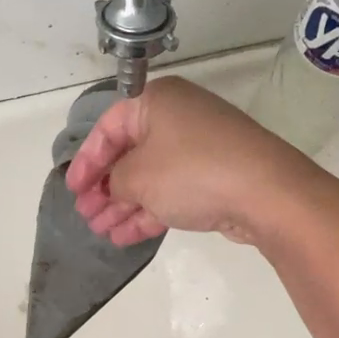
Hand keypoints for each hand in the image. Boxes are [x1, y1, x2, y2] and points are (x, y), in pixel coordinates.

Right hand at [65, 76, 325, 245]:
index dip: (86, 160)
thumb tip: (113, 187)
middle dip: (104, 187)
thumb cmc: (192, 172)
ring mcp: (198, 149)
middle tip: (86, 213)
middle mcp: (178, 119)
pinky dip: (147, 212)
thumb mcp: (138, 176)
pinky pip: (170, 193)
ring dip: (123, 205)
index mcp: (157, 101)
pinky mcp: (214, 178)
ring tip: (101, 230)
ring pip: (149, 177)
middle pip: (129, 153)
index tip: (73, 189)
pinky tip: (124, 236)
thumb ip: (114, 180)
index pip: (108, 127)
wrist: (265, 194)